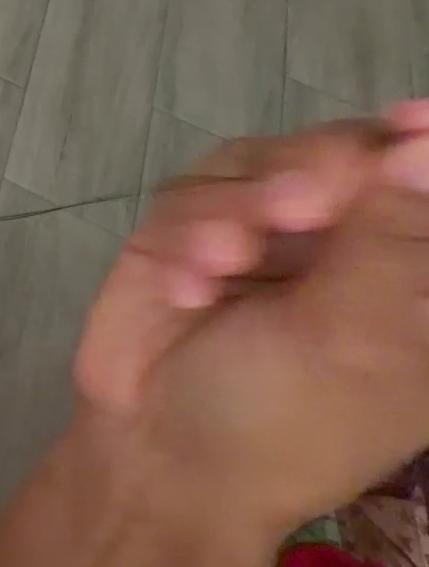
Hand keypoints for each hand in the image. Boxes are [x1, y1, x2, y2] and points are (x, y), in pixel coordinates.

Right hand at [70, 111, 428, 534]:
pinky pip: (176, 201)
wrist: (162, 446)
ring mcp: (246, 235)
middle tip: (295, 207)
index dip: (414, 145)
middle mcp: (331, 241)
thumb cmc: (289, 416)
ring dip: (227, 208)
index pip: (418, 180)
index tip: (416, 120)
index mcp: (405, 269)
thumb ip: (388, 240)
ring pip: (238, 167)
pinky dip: (180, 235)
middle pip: (324, 153)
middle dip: (305, 170)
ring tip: (218, 261)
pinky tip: (186, 283)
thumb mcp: (357, 337)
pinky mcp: (172, 237)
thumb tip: (420, 143)